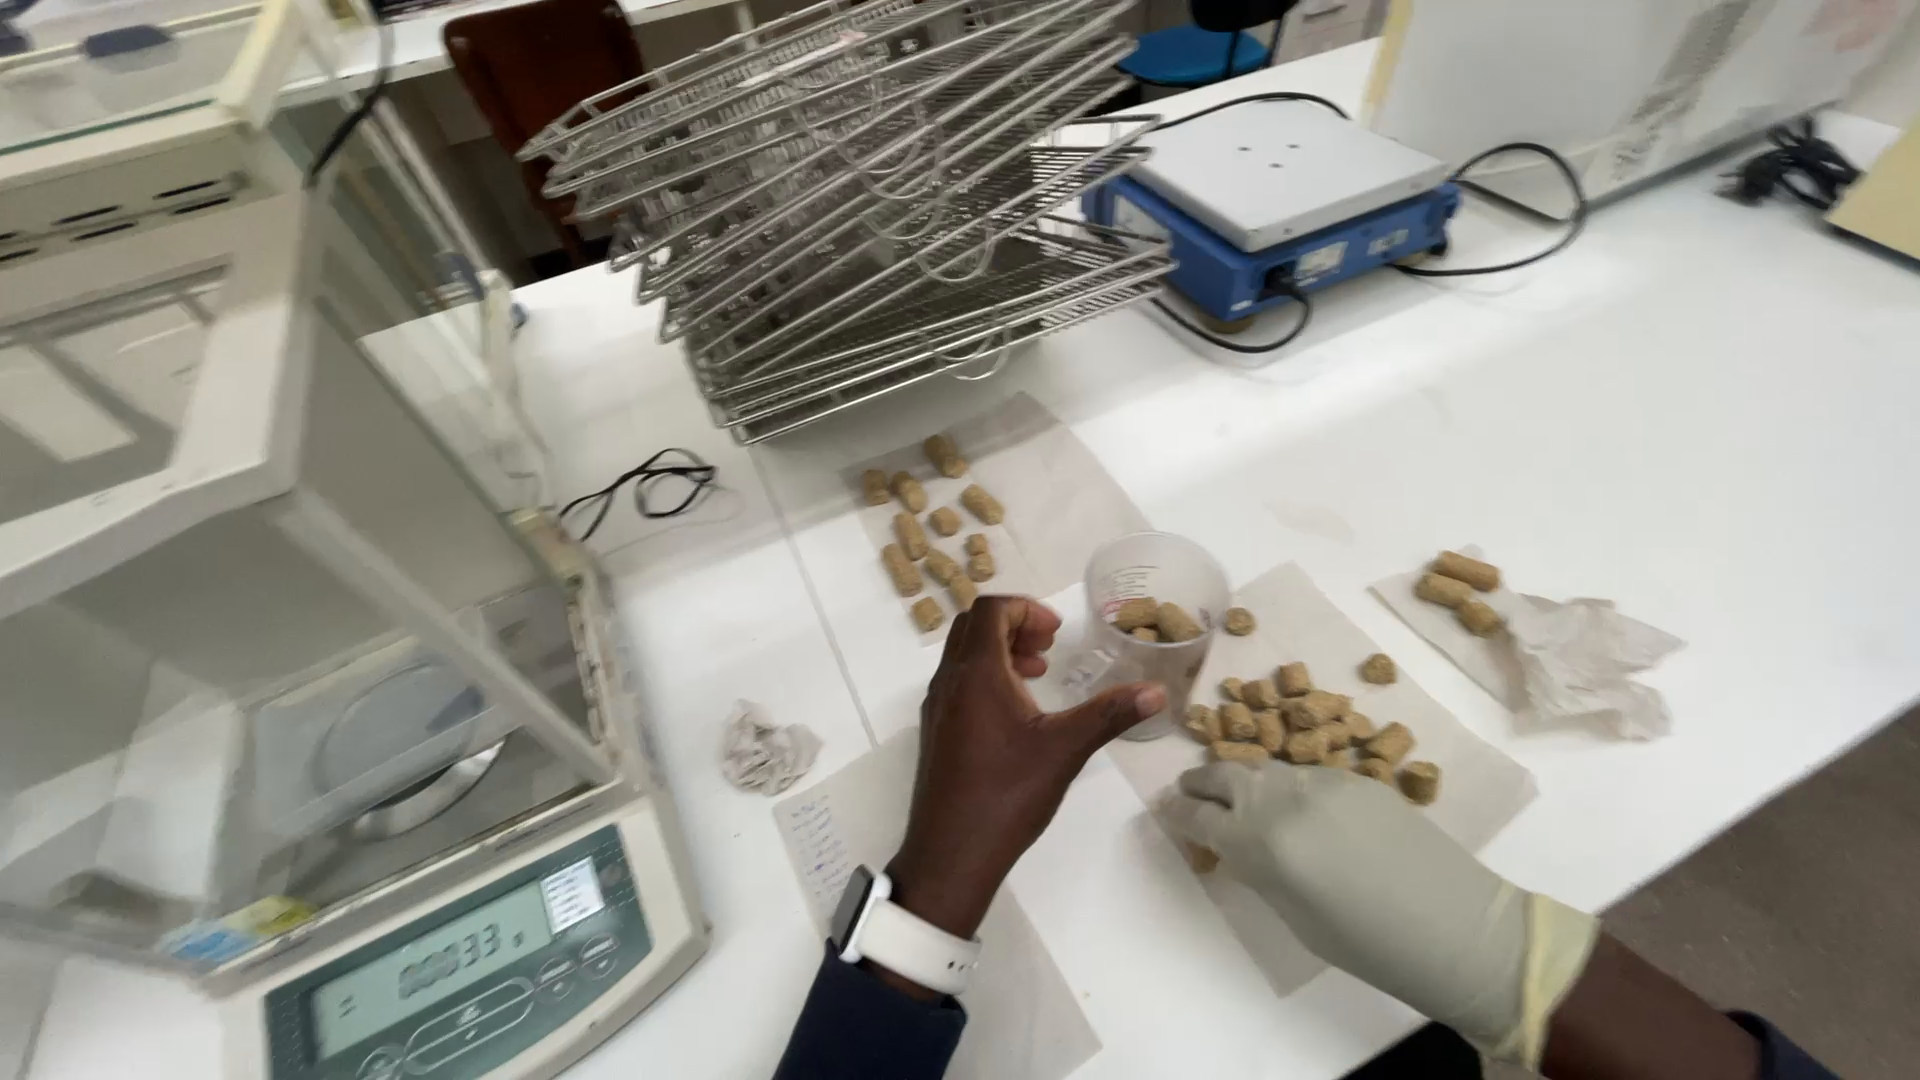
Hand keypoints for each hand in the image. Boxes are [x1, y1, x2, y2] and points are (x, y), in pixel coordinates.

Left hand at [887, 597, 1164, 945]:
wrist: (950, 854)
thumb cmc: (1007, 794)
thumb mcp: (1065, 749)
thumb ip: (1111, 715)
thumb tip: (1158, 692)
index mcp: (976, 673)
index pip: (991, 609)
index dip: (1026, 608)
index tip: (1057, 632)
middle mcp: (949, 680)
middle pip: (973, 625)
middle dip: (1014, 625)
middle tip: (1049, 648)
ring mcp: (936, 705)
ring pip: (963, 654)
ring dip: (1000, 650)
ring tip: (1038, 674)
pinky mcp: (935, 729)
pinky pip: (957, 681)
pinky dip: (986, 676)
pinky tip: (1016, 712)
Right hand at [1164, 761, 1598, 1067]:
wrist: (1458, 928)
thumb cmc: (1368, 944)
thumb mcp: (1292, 914)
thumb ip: (1257, 868)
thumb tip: (1237, 846)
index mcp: (1259, 842)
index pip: (1199, 815)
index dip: (1176, 812)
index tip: (1166, 810)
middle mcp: (1281, 799)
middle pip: (1222, 775)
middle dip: (1199, 782)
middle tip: (1190, 791)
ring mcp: (1319, 780)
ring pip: (1261, 767)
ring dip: (1240, 778)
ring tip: (1236, 793)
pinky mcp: (1352, 776)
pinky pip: (1302, 773)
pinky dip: (1284, 785)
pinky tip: (1295, 805)